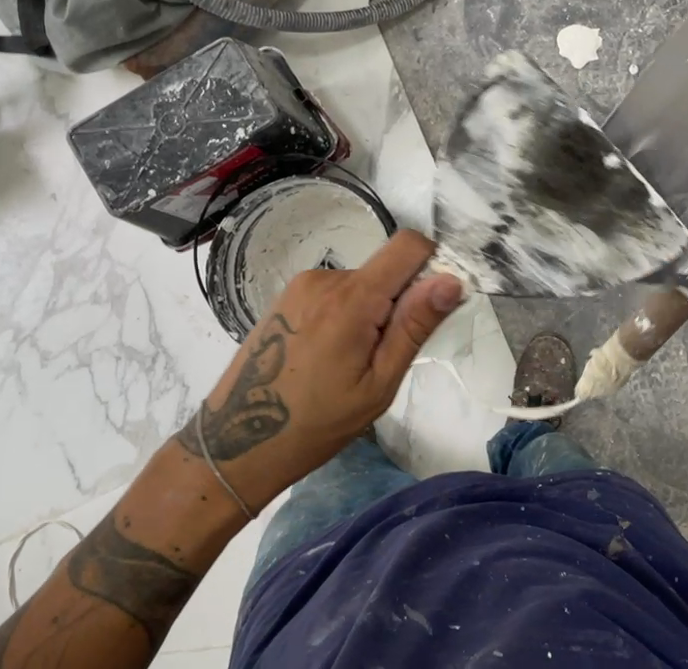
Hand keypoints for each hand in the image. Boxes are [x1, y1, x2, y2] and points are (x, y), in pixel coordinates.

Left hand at [185, 231, 463, 499]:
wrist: (236, 442)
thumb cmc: (317, 423)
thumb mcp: (378, 384)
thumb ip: (414, 327)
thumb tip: (451, 280)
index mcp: (351, 298)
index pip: (409, 245)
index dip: (432, 266)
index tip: (431, 308)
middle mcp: (326, 278)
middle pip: (386, 269)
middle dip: (398, 303)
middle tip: (381, 359)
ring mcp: (302, 285)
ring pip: (363, 283)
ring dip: (370, 313)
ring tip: (349, 363)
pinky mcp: (289, 296)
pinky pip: (337, 292)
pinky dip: (346, 315)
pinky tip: (328, 355)